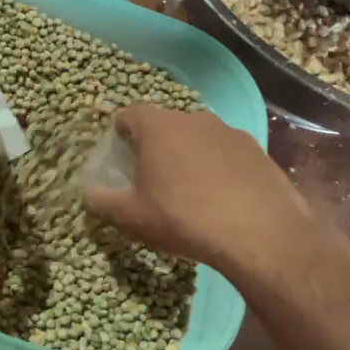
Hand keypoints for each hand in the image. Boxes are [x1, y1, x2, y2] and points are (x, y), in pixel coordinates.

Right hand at [81, 106, 325, 282]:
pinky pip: (227, 154)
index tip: (118, 156)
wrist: (261, 235)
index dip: (119, 133)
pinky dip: (219, 169)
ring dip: (189, 156)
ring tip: (189, 192)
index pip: (128, 114)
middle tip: (150, 178)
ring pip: (198, 138)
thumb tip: (88, 193)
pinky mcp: (259, 151)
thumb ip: (101, 201)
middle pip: (165, 125)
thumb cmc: (183, 219)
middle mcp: (194, 119)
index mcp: (157, 127)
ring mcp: (231, 133)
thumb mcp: (130, 217)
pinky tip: (221, 200)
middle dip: (155, 146)